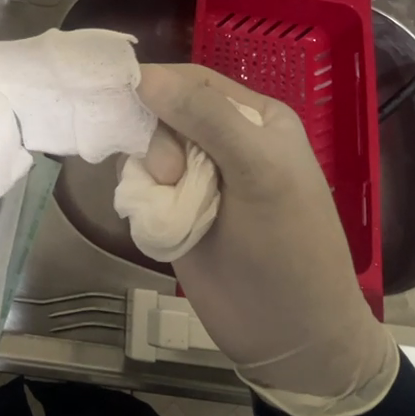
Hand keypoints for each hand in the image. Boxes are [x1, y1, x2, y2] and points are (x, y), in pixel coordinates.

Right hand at [137, 64, 393, 413]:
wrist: (290, 341)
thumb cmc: (288, 248)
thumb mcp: (259, 171)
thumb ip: (207, 117)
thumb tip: (144, 74)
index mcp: (254, 118)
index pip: (193, 80)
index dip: (157, 85)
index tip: (124, 99)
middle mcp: (223, 139)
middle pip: (161, 112)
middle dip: (156, 139)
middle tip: (169, 176)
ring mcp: (196, 176)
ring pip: (144, 149)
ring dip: (147, 172)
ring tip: (167, 205)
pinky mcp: (173, 209)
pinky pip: (138, 185)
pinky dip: (140, 198)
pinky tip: (156, 219)